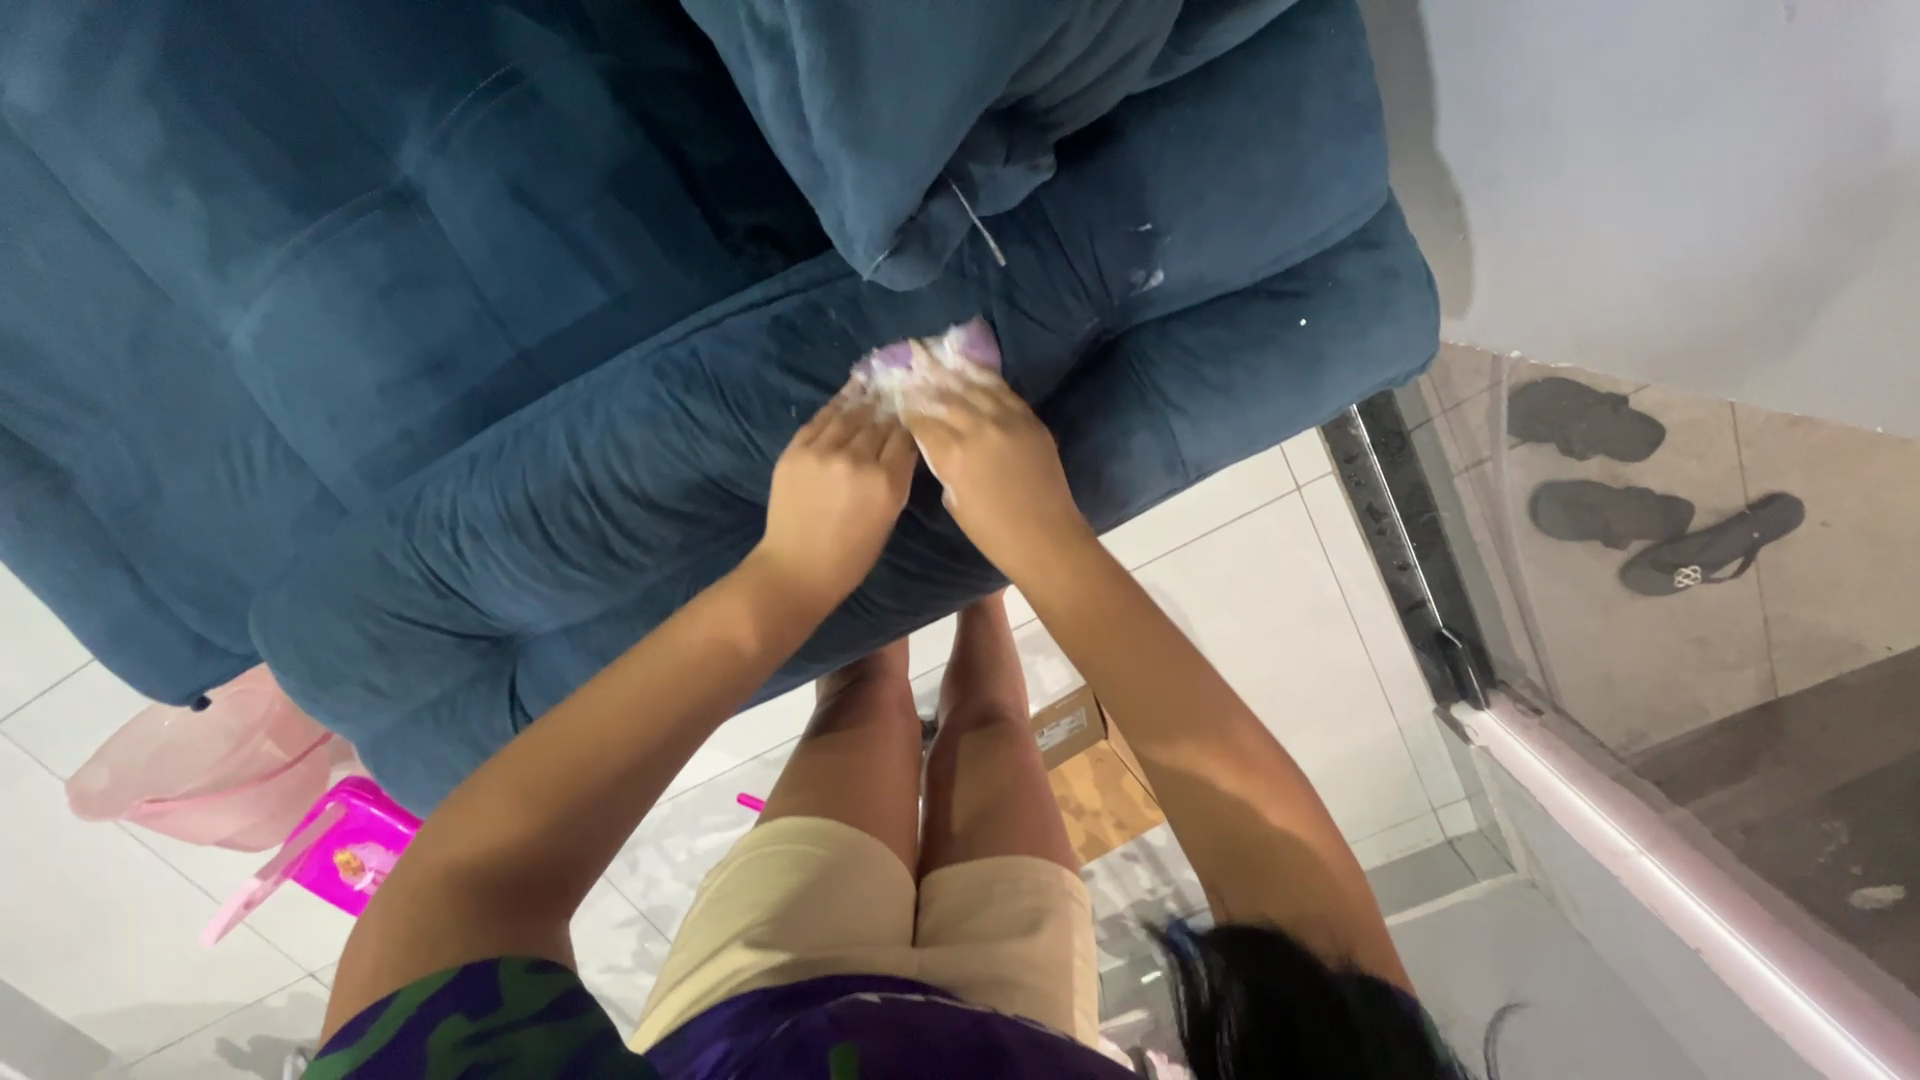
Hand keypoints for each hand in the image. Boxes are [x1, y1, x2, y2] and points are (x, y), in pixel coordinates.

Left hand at [753, 388, 917, 609]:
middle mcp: (858, 461)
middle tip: (894, 401)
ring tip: (874, 387)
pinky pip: (820, 419)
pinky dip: (836, 407)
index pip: (906, 438)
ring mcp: (823, 452)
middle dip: (889, 413)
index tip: (913, 419)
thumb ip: (896, 480)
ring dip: (864, 402)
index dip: (910, 426)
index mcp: (887, 483)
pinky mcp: (796, 450)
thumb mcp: (888, 518)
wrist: (797, 568)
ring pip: (851, 415)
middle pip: (880, 423)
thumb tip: (900, 446)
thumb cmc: (851, 555)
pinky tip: (848, 395)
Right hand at [902, 371, 1096, 581]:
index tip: (901, 406)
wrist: (1045, 536)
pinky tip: (972, 370)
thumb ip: (944, 465)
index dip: (909, 413)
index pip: (922, 422)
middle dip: (926, 388)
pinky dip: (985, 379)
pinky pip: (1003, 391)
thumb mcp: (953, 500)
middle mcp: (978, 428)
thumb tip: (939, 444)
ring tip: (936, 362)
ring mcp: (1007, 420)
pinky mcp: (1030, 420)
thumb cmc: (992, 532)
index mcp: (953, 454)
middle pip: (945, 398)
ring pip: (973, 387)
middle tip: (913, 374)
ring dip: (952, 375)